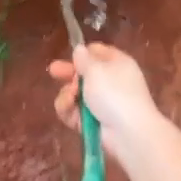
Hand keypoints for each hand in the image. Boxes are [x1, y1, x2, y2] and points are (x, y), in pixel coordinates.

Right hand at [48, 43, 161, 162]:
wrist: (128, 132)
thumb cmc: (114, 93)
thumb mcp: (97, 69)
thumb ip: (83, 59)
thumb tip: (79, 49)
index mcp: (116, 64)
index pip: (97, 52)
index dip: (83, 54)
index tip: (71, 56)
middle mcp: (108, 82)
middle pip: (83, 74)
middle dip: (68, 74)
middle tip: (53, 71)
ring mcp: (99, 103)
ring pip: (74, 93)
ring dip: (67, 94)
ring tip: (70, 97)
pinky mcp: (90, 121)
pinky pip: (73, 112)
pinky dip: (68, 110)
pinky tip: (69, 109)